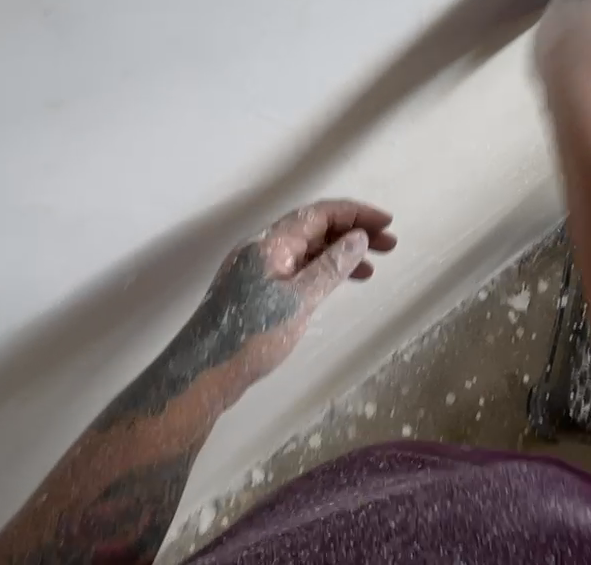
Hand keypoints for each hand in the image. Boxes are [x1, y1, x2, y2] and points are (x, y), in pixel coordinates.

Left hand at [168, 201, 397, 391]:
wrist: (201, 377)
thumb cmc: (250, 336)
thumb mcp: (298, 301)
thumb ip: (331, 267)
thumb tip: (359, 238)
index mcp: (271, 243)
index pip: (321, 213)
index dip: (356, 214)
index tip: (386, 223)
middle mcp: (264, 249)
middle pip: (316, 229)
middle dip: (354, 233)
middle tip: (389, 245)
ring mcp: (259, 270)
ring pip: (309, 250)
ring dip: (342, 253)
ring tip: (373, 267)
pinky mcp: (257, 292)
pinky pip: (299, 269)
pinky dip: (324, 271)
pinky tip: (341, 284)